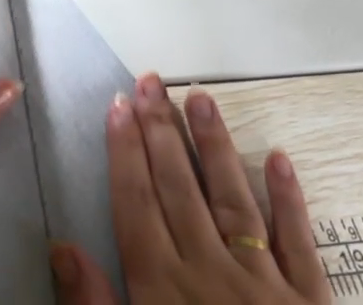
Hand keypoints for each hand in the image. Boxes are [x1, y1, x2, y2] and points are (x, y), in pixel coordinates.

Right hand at [50, 75, 331, 304]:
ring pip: (233, 200)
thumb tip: (62, 246)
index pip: (137, 203)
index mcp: (163, 289)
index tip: (116, 105)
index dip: (124, 152)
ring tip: (201, 96)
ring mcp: (265, 286)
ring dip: (215, 146)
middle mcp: (211, 273)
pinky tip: (280, 158)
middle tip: (151, 80)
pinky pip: (300, 245)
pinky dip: (290, 201)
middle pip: (179, 188)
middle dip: (161, 130)